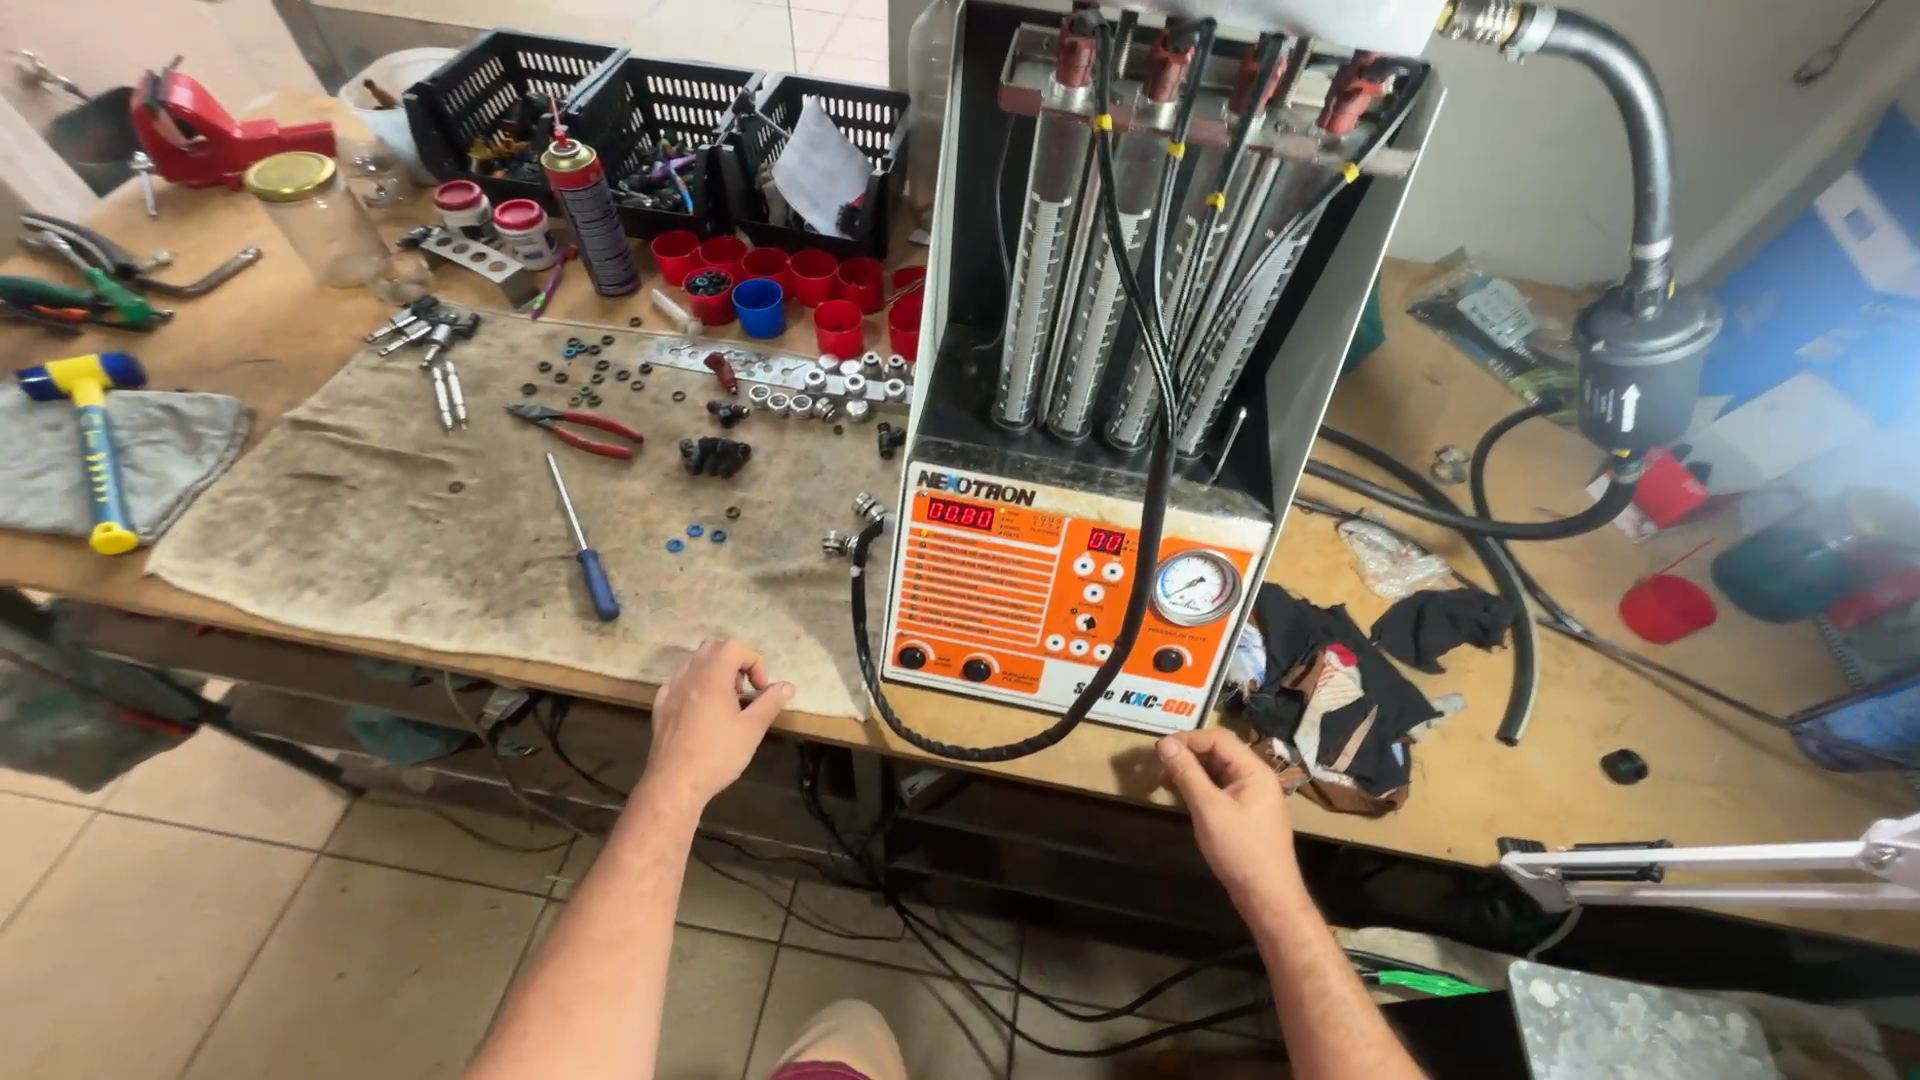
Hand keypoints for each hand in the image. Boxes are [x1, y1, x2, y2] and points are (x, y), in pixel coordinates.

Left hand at [640, 638, 794, 814]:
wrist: (674, 784)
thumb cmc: (717, 754)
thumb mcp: (752, 728)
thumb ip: (771, 702)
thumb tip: (788, 686)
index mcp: (712, 676)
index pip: (734, 646)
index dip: (754, 661)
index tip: (759, 689)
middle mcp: (689, 676)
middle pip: (712, 648)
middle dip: (733, 662)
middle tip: (743, 690)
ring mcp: (670, 690)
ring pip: (693, 663)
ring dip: (714, 672)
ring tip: (725, 702)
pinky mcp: (660, 707)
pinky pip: (679, 683)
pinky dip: (695, 686)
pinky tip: (701, 711)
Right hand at [1156, 729, 1302, 909]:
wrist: (1269, 897)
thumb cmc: (1239, 850)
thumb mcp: (1208, 809)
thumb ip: (1187, 773)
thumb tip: (1165, 743)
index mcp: (1254, 771)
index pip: (1218, 738)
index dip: (1187, 739)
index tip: (1159, 751)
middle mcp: (1257, 777)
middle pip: (1219, 752)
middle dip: (1188, 756)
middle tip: (1161, 771)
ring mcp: (1254, 796)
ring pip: (1218, 770)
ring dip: (1192, 772)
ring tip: (1168, 785)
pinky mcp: (1247, 812)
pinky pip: (1221, 788)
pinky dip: (1201, 787)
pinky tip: (1185, 799)